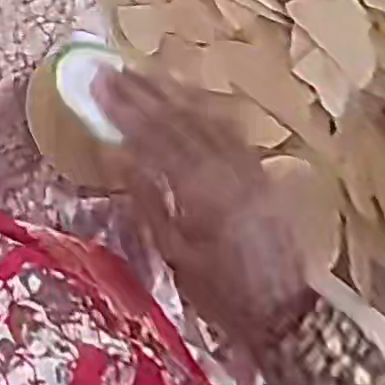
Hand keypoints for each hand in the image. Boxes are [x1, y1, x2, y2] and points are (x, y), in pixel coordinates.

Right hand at [99, 70, 312, 343]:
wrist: (287, 315)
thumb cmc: (219, 290)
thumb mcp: (173, 252)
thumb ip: (146, 197)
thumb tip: (116, 153)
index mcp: (199, 190)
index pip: (152, 135)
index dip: (122, 107)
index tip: (97, 84)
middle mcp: (224, 167)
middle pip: (175, 117)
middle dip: (138, 90)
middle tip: (110, 69)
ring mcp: (245, 163)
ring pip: (201, 114)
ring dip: (167, 90)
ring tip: (138, 70)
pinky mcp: (258, 166)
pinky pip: (225, 124)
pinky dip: (199, 104)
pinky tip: (183, 93)